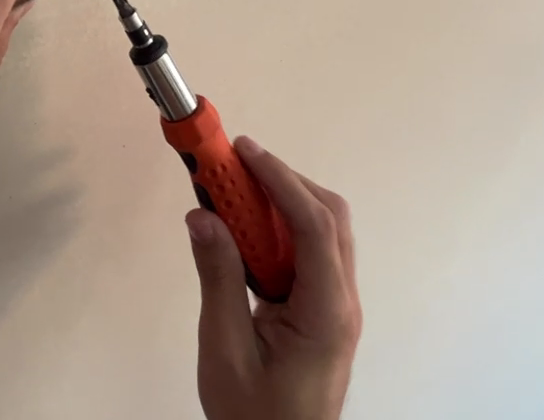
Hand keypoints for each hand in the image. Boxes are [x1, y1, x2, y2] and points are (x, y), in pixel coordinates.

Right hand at [188, 138, 360, 419]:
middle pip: (328, 218)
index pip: (313, 225)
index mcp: (326, 312)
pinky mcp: (321, 312)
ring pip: (321, 232)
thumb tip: (201, 214)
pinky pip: (307, 253)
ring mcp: (336, 307)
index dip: (279, 178)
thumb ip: (218, 278)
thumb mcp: (225, 349)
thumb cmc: (255, 415)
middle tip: (234, 164)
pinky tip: (243, 230)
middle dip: (283, 180)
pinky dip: (277, 228)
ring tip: (232, 190)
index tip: (241, 150)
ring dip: (280, 201)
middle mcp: (341, 302)